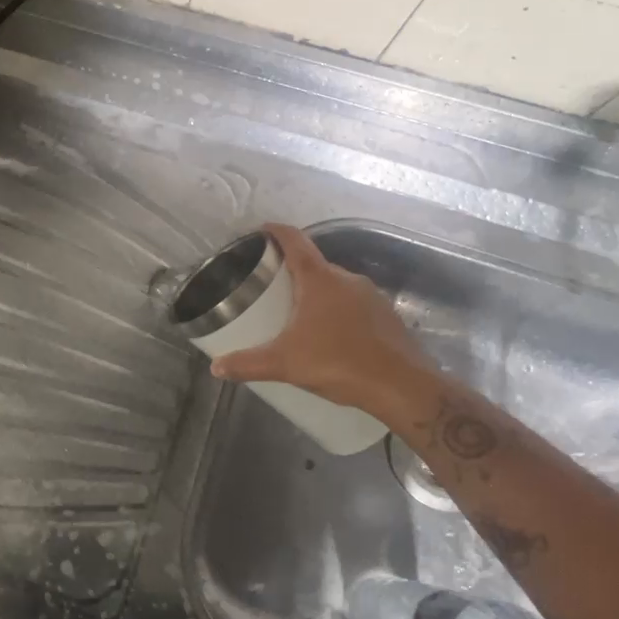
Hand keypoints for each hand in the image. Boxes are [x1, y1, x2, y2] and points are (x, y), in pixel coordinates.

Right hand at [209, 223, 437, 417]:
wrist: (403, 387)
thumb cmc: (339, 363)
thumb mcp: (285, 364)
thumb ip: (247, 364)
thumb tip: (216, 368)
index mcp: (320, 280)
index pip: (296, 242)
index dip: (277, 232)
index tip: (262, 231)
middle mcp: (347, 280)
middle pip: (314, 265)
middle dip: (292, 272)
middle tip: (271, 288)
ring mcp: (372, 296)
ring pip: (336, 286)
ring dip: (316, 294)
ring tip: (297, 315)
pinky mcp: (387, 316)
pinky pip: (354, 304)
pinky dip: (337, 311)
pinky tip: (330, 336)